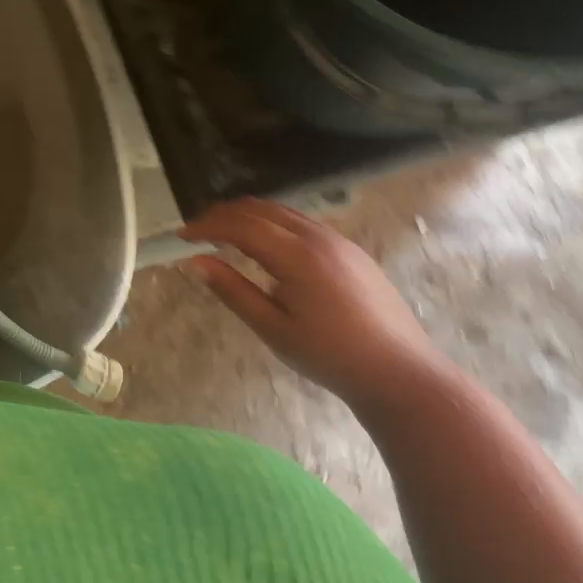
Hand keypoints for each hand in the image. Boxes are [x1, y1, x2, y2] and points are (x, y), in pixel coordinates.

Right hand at [179, 199, 448, 409]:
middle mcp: (318, 238)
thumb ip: (233, 290)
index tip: (181, 236)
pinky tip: (264, 246)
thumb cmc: (331, 356)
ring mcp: (340, 242)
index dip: (206, 226)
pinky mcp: (352, 252)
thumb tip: (195, 263)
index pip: (240, 225)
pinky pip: (302, 223)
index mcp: (297, 255)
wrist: (402, 373)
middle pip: (260, 209)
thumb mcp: (273, 328)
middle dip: (223, 214)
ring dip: (248, 216)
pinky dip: (272, 224)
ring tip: (224, 234)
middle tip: (197, 231)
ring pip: (283, 212)